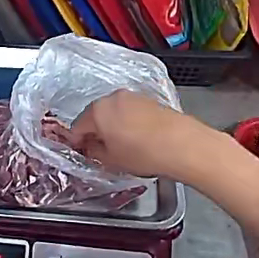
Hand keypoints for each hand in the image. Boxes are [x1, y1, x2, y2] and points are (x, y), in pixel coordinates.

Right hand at [68, 89, 217, 178]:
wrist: (182, 144)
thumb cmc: (143, 153)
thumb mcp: (111, 160)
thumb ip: (94, 151)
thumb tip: (90, 146)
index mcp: (98, 110)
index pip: (77, 126)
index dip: (77, 142)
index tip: (81, 152)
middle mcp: (114, 98)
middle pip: (97, 115)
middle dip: (96, 131)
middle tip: (100, 151)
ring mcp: (134, 97)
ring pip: (115, 112)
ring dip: (114, 126)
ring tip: (122, 147)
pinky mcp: (151, 101)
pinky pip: (132, 111)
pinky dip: (130, 123)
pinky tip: (138, 139)